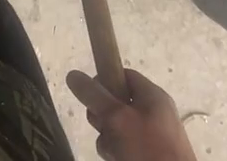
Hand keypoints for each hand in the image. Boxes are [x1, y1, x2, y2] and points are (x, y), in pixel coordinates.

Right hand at [66, 69, 197, 160]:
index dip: (103, 81)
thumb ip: (93, 95)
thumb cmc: (149, 150)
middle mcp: (153, 113)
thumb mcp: (117, 118)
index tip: (91, 97)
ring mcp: (152, 137)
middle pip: (116, 102)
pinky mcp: (148, 156)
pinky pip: (124, 145)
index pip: (122, 75)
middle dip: (102, 116)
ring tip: (115, 151)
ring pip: (117, 127)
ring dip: (107, 138)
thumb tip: (73, 74)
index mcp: (153, 97)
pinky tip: (117, 159)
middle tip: (103, 126)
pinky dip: (116, 151)